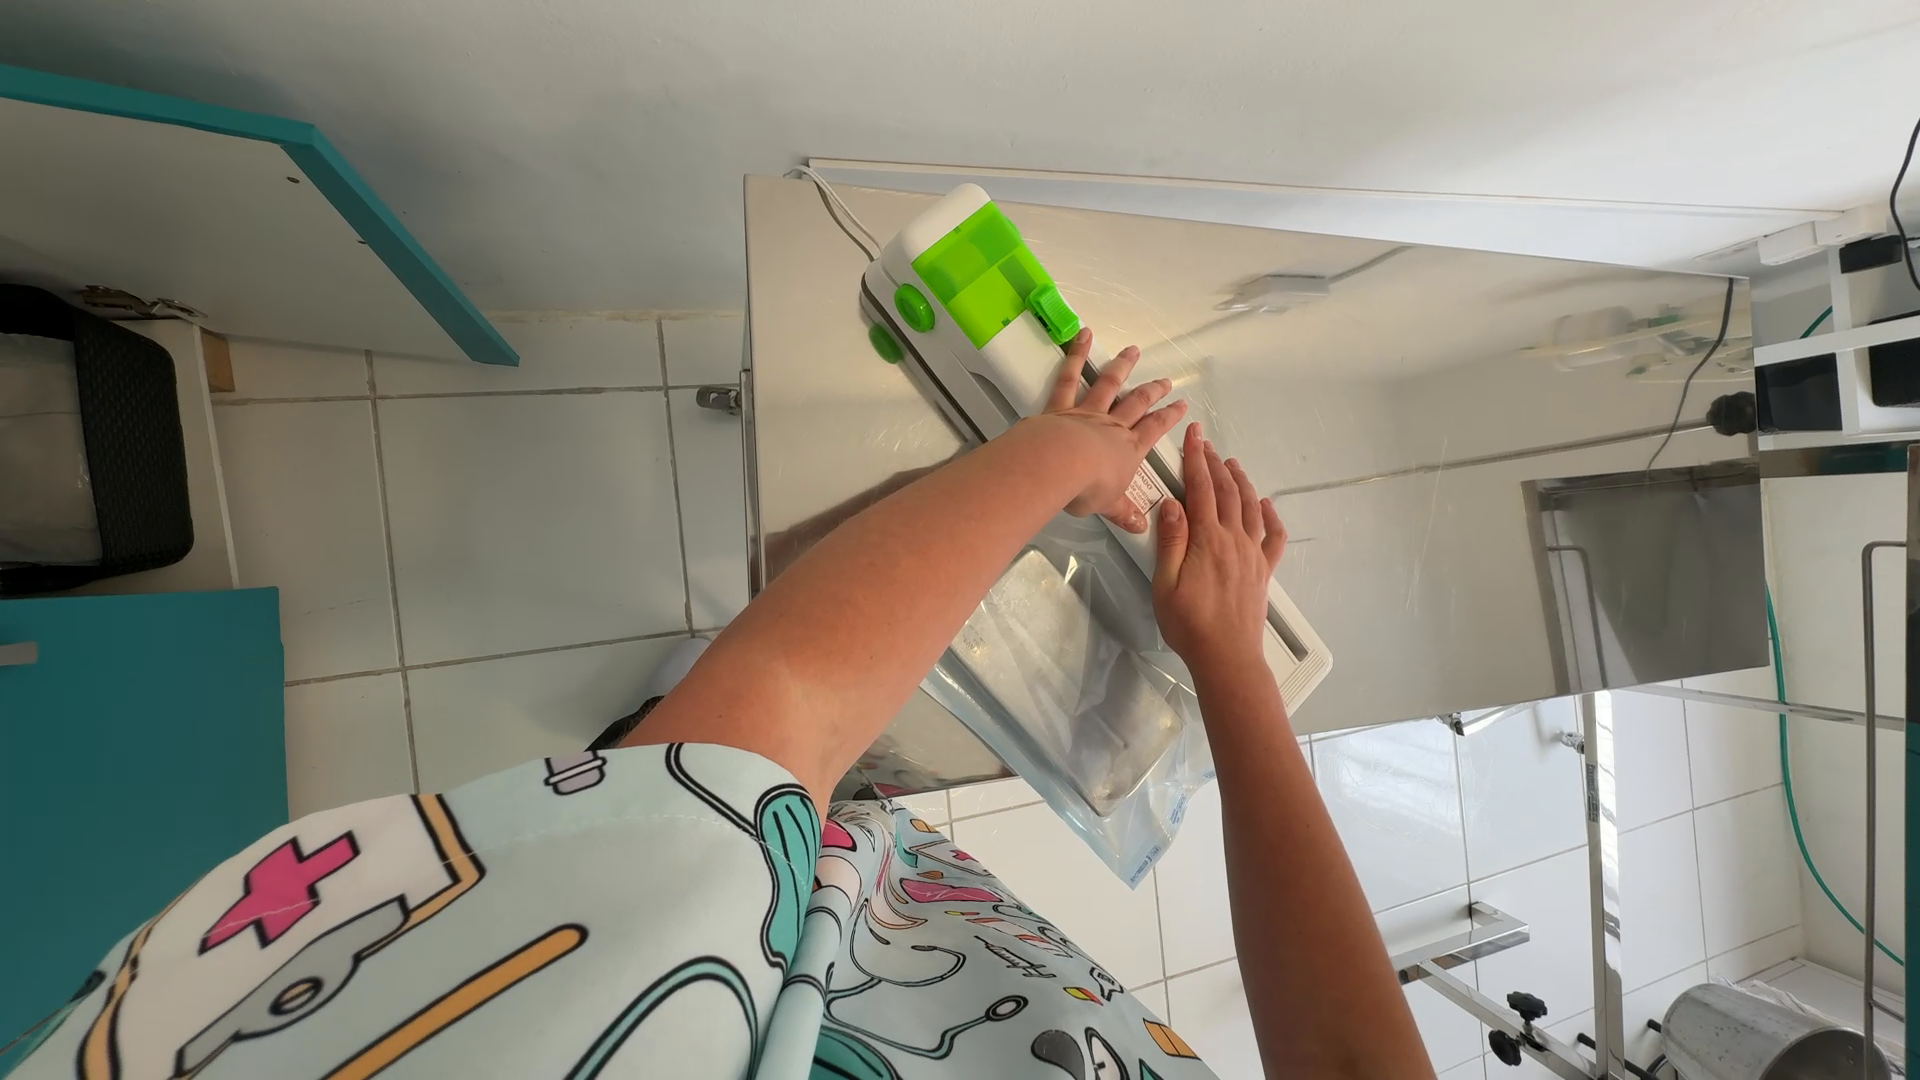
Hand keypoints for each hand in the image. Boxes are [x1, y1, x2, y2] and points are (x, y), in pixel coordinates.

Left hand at [1034, 328, 1186, 532]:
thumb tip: (1140, 527)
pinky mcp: (1061, 406)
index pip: (1154, 431)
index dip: (1169, 417)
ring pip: (1109, 385)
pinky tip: (1083, 335)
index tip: (1181, 405)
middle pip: (1137, 404)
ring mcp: (1088, 413)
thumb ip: (1123, 513)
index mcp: (1128, 450)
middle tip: (1165, 380)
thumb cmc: (1086, 488)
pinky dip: (1077, 354)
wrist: (1059, 465)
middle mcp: (1113, 426)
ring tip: (1133, 351)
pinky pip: (1070, 377)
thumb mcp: (1108, 505)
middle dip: (1153, 391)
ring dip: (1123, 366)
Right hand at [1153, 422, 1286, 668]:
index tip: (1193, 436)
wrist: (1227, 656)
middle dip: (1215, 463)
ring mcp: (1252, 554)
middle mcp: (1234, 540)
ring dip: (1240, 481)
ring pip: (1250, 507)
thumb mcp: (1165, 584)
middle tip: (1206, 443)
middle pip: (1227, 492)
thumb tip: (1173, 504)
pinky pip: (1272, 536)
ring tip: (1231, 463)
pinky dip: (1271, 516)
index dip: (1196, 460)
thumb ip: (1171, 542)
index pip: (1201, 490)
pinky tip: (1266, 505)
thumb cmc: (1188, 624)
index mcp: (1207, 540)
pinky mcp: (1263, 570)